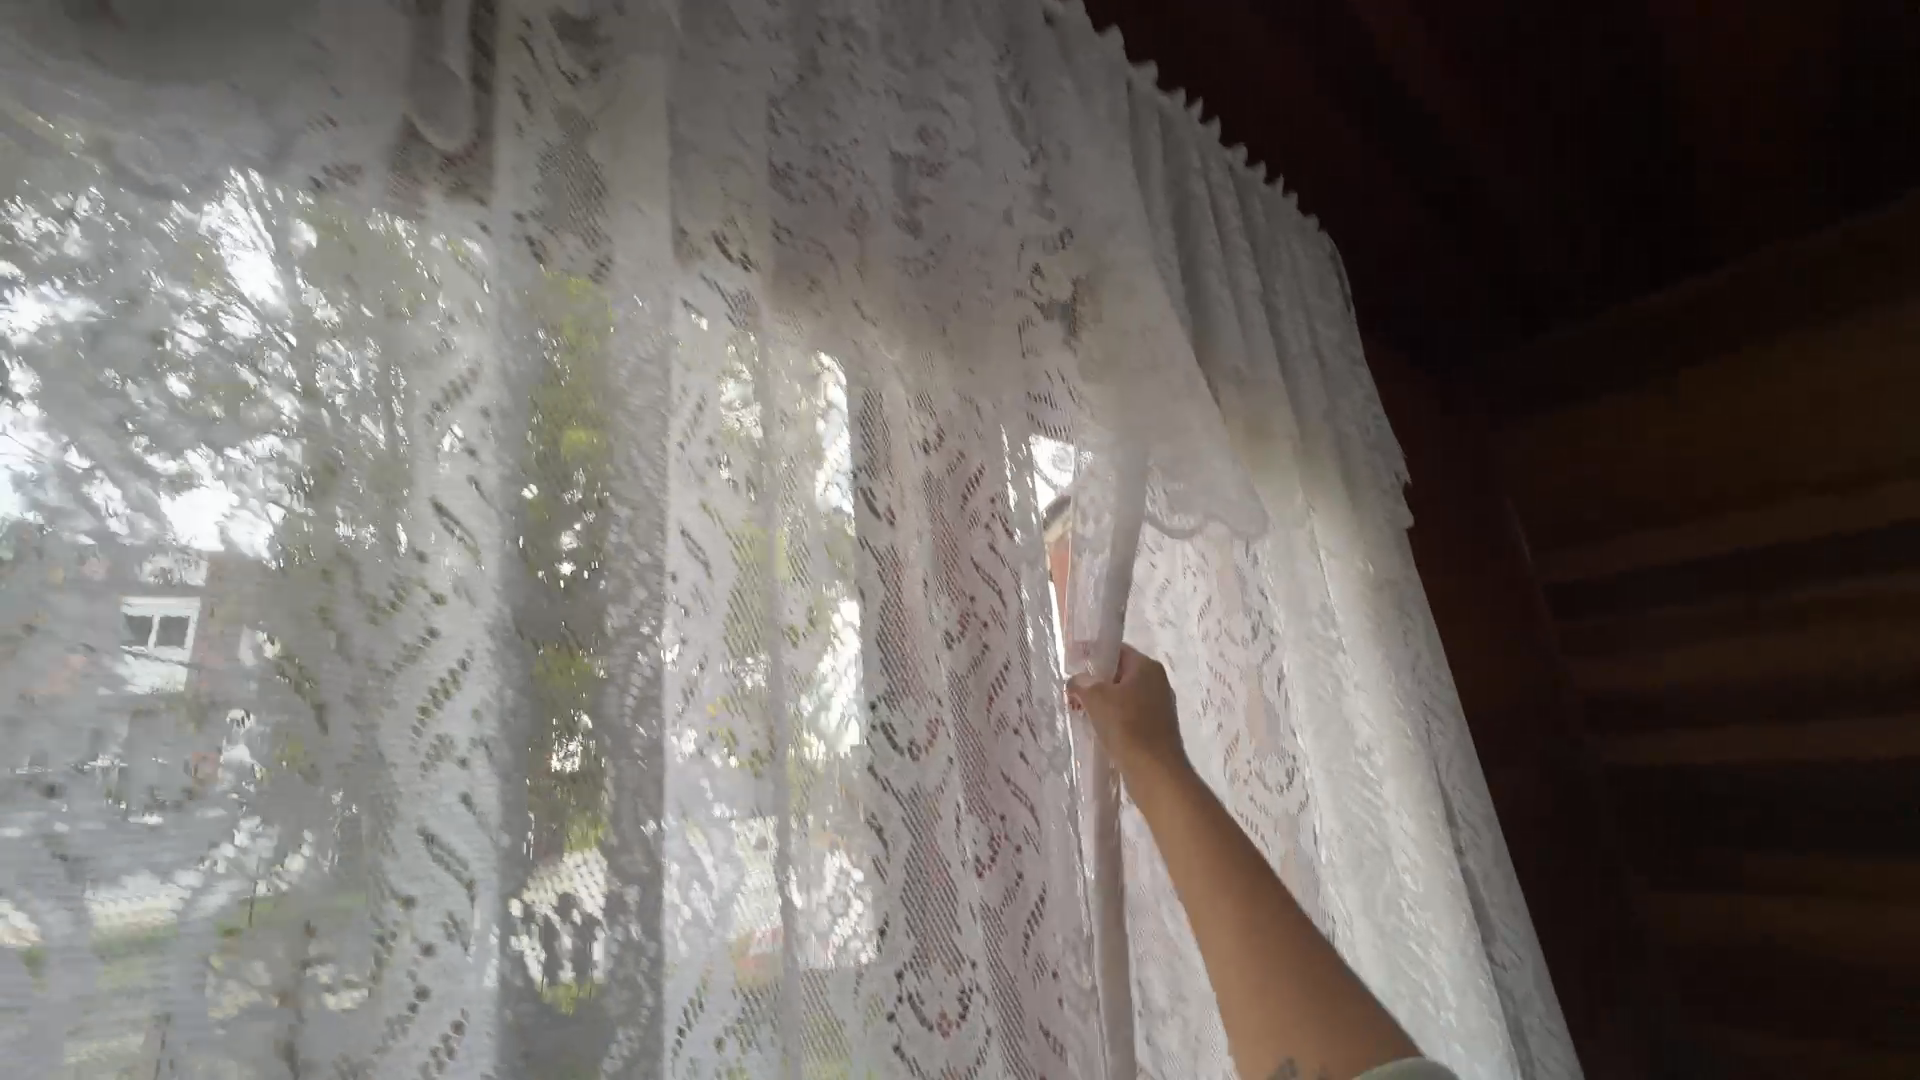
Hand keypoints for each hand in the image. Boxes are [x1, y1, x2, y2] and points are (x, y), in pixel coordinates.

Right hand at [1067, 644, 1188, 778]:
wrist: (1155, 772)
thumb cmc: (1126, 726)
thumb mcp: (1095, 697)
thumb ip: (1081, 682)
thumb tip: (1077, 682)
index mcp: (1147, 667)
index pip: (1116, 650)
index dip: (1093, 656)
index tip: (1073, 668)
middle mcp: (1157, 682)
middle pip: (1119, 674)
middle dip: (1094, 683)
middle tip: (1074, 696)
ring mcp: (1160, 707)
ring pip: (1124, 697)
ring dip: (1102, 704)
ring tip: (1082, 715)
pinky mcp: (1158, 729)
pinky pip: (1130, 716)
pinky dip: (1114, 719)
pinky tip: (1099, 731)